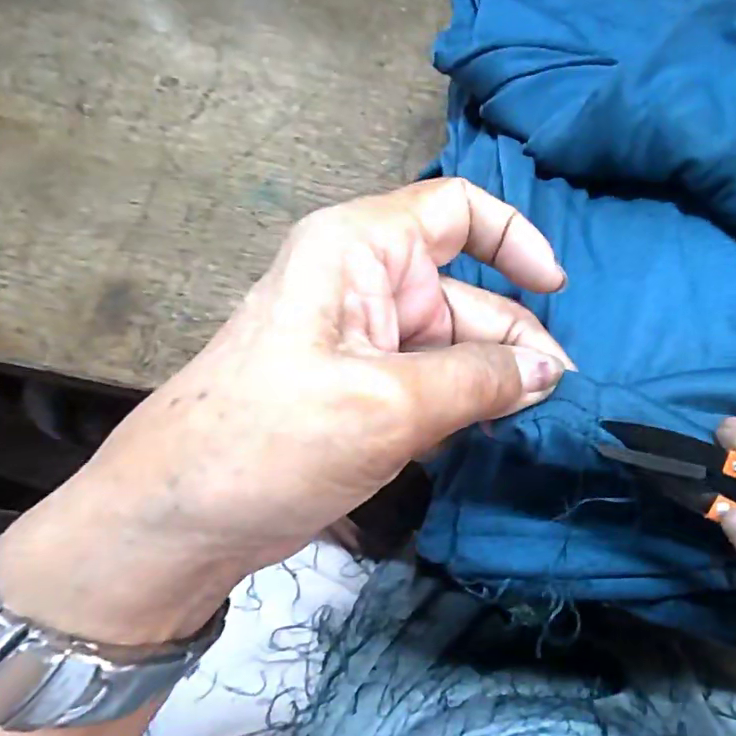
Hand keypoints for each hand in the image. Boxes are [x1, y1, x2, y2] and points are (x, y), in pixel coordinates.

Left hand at [0, 178, 572, 642]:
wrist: (175, 526)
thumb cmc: (271, 441)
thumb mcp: (390, 404)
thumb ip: (481, 381)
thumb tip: (551, 373)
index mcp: (360, 252)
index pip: (456, 210)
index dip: (514, 238)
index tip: (557, 288)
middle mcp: (368, 284)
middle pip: (470, 293)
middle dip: (517, 339)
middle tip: (560, 396)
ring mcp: (370, 342)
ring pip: (460, 345)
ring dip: (500, 379)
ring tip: (538, 419)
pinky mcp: (370, 391)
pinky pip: (441, 383)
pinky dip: (473, 403)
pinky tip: (500, 431)